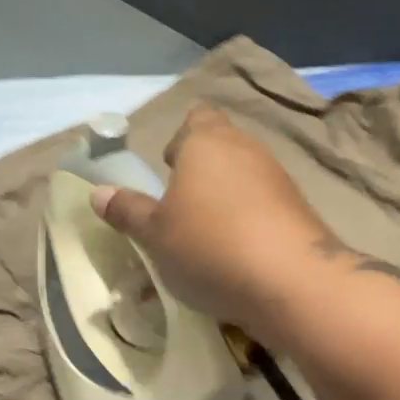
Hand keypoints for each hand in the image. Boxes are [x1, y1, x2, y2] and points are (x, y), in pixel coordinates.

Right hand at [93, 106, 339, 339]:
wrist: (292, 282)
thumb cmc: (209, 246)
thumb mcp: (154, 235)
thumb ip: (128, 212)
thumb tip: (98, 192)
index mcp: (206, 141)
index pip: (196, 117)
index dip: (180, 140)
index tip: (168, 169)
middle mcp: (247, 149)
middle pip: (221, 149)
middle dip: (201, 174)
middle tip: (180, 210)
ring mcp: (279, 180)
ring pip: (245, 180)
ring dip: (226, 202)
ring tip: (206, 239)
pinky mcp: (300, 212)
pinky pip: (265, 209)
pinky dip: (250, 225)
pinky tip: (238, 258)